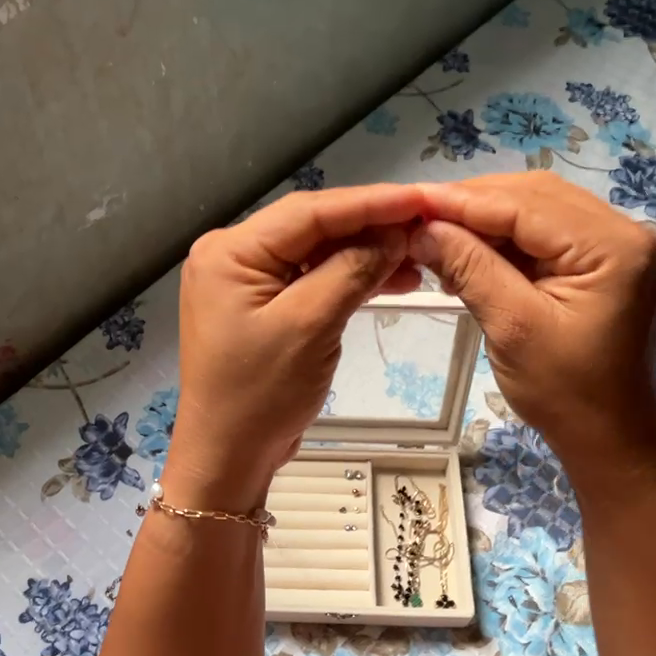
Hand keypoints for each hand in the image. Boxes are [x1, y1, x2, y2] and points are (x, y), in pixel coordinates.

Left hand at [167, 185, 423, 508]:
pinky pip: (311, 281)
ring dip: (365, 255)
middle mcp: (233, 257)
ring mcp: (246, 284)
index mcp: (230, 251)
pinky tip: (392, 280)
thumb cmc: (260, 395)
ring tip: (418, 260)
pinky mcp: (263, 309)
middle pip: (312, 228)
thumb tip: (395, 234)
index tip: (422, 198)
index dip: (370, 202)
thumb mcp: (309, 327)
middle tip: (427, 227)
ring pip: (316, 254)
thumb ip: (352, 270)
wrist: (228, 457)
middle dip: (370, 227)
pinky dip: (349, 280)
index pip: (310, 211)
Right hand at [412, 173, 655, 464]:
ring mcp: (614, 245)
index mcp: (613, 245)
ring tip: (435, 238)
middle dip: (472, 206)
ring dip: (484, 222)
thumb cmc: (566, 393)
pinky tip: (466, 253)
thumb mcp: (512, 327)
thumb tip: (421, 229)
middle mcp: (622, 230)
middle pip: (533, 197)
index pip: (527, 205)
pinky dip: (502, 242)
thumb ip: (470, 269)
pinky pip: (543, 236)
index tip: (410, 203)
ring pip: (536, 212)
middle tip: (417, 219)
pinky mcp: (599, 263)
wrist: (609, 437)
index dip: (464, 201)